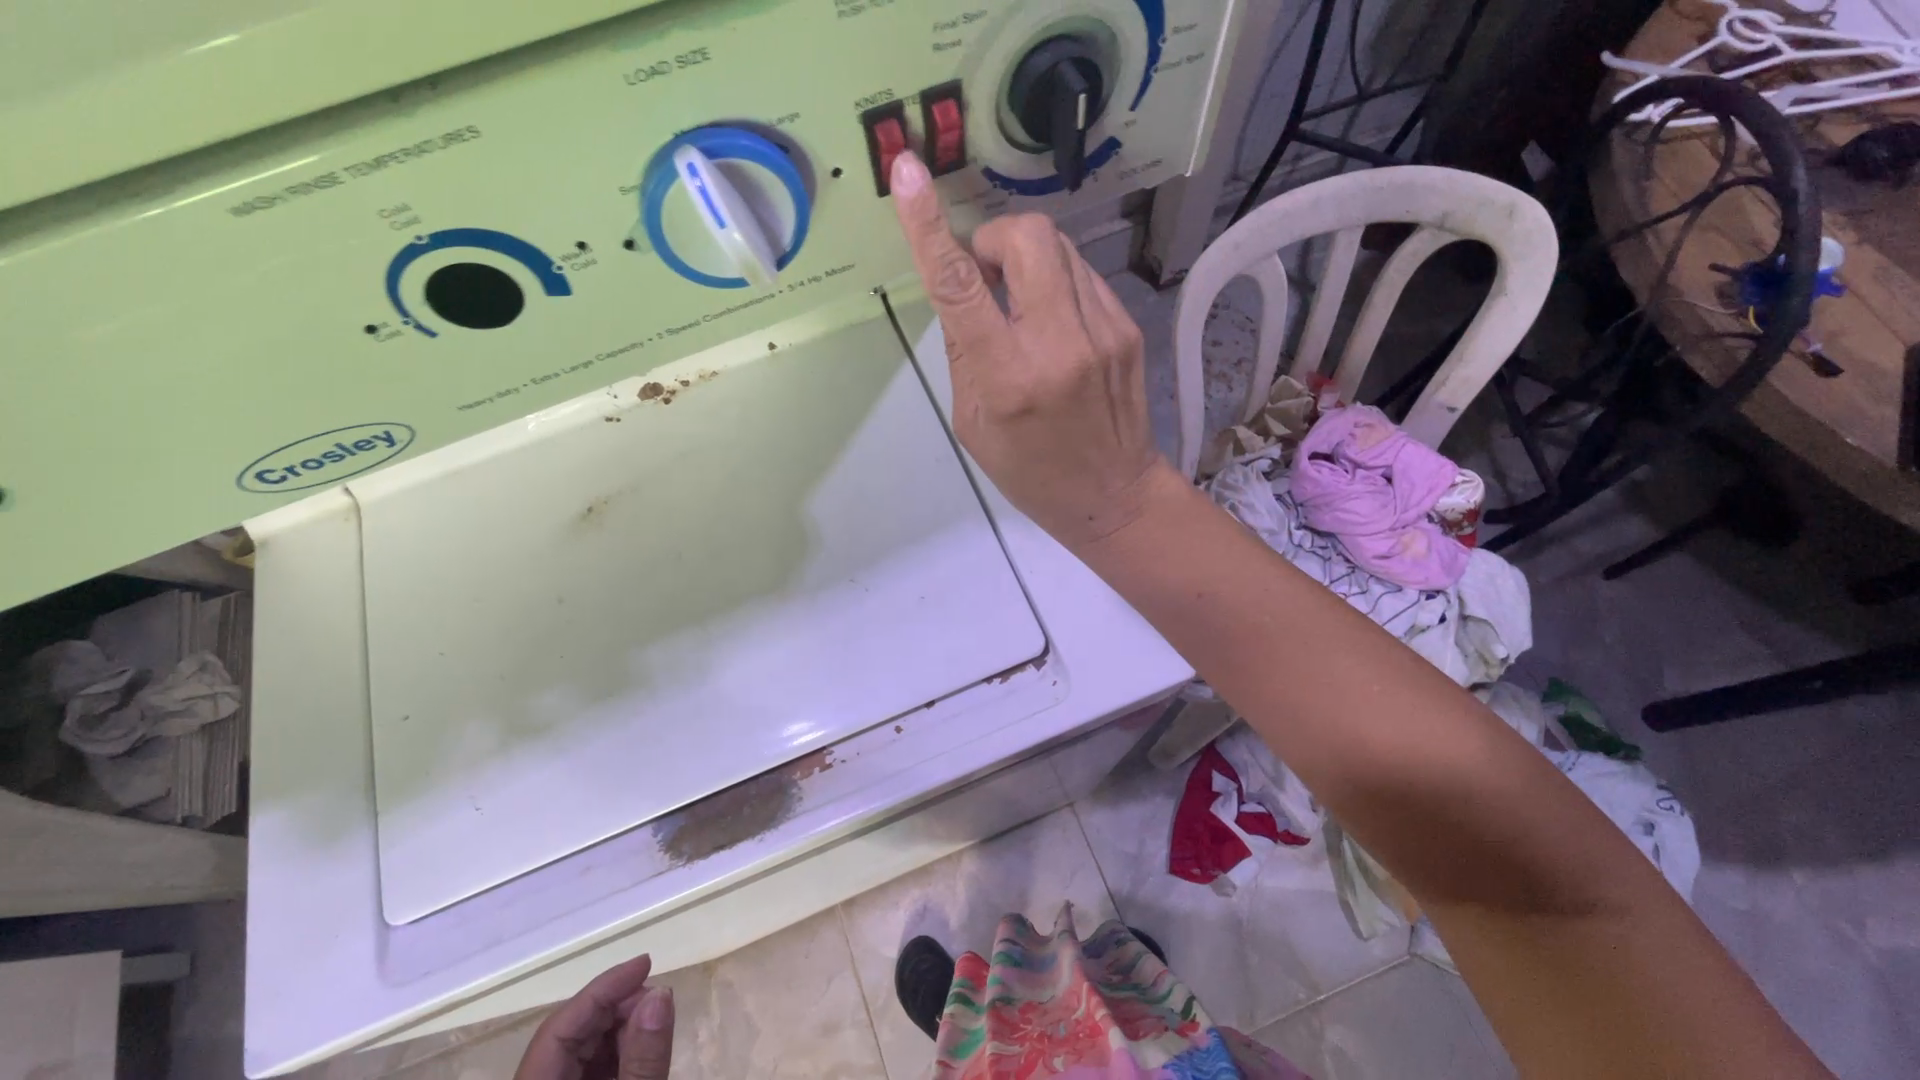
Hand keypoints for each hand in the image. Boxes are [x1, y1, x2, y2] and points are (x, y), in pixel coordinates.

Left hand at [512, 955, 673, 1079]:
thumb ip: (643, 1058)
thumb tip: (661, 993)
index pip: (560, 1025)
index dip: (603, 989)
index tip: (646, 962)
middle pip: (571, 1034)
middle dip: (618, 1010)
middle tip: (660, 1002)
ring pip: (582, 1051)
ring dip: (621, 1032)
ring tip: (656, 1027)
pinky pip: (587, 1070)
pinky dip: (618, 1055)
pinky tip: (641, 1052)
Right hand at [889, 151, 1176, 550]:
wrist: (1113, 495)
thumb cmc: (1028, 469)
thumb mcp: (972, 421)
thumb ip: (965, 349)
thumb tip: (963, 289)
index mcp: (1006, 376)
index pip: (960, 284)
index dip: (928, 225)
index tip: (907, 174)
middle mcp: (1057, 343)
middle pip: (1027, 236)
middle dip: (996, 239)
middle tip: (987, 276)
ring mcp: (1102, 330)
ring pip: (1059, 246)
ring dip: (1027, 260)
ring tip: (1021, 306)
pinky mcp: (1126, 326)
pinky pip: (1082, 273)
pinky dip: (1056, 284)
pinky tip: (1055, 323)